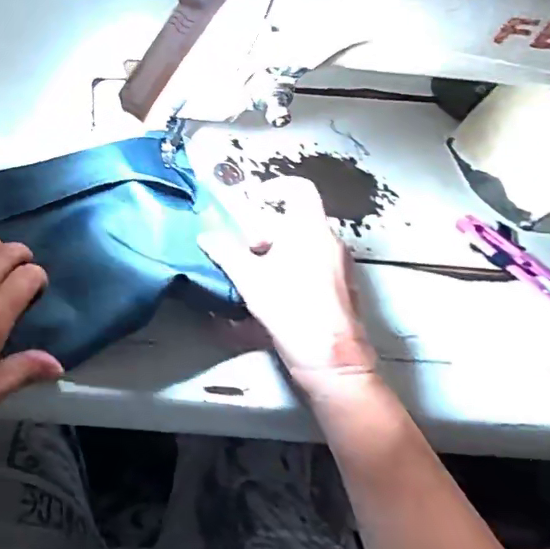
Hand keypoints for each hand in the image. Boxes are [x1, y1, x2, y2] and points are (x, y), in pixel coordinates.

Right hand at [198, 176, 379, 396]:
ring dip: (280, 251)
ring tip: (257, 275)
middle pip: (297, 220)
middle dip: (269, 230)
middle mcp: (331, 241)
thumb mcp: (249, 279)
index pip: (299, 189)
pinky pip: (316, 265)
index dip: (276, 186)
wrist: (333, 362)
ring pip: (306, 244)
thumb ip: (225, 252)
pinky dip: (294, 269)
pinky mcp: (344, 288)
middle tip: (247, 249)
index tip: (255, 198)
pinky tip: (276, 295)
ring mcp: (342, 265)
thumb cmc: (292, 310)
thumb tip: (205, 236)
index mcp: (310, 229)